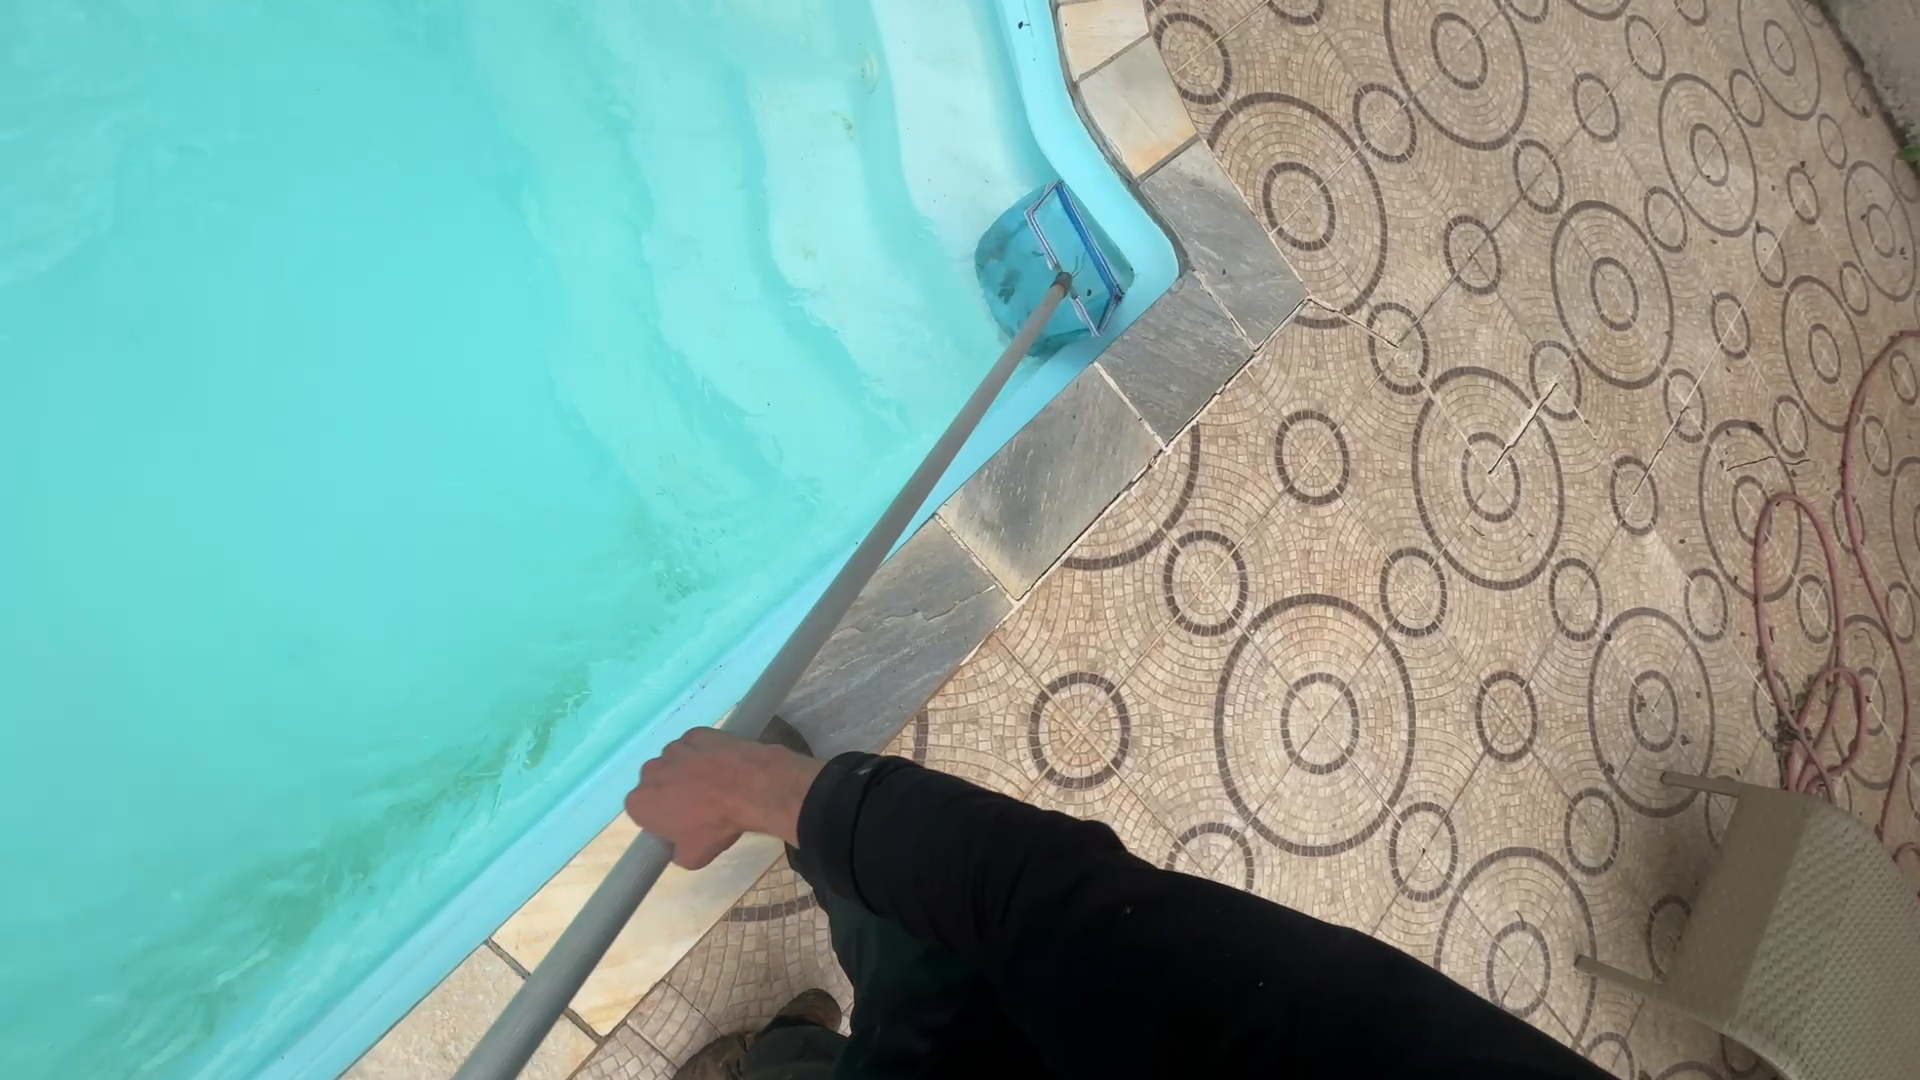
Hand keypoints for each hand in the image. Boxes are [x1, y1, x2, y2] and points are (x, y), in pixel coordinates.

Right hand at [623, 727, 823, 869]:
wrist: (751, 787)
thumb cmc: (717, 825)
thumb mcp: (693, 857)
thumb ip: (677, 852)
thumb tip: (679, 847)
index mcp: (640, 802)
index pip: (643, 810)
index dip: (662, 817)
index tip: (681, 821)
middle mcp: (650, 770)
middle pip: (658, 782)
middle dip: (673, 790)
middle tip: (700, 802)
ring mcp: (674, 747)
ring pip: (677, 760)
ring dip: (689, 768)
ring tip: (716, 780)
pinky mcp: (697, 732)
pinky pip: (697, 744)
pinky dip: (706, 751)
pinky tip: (723, 762)